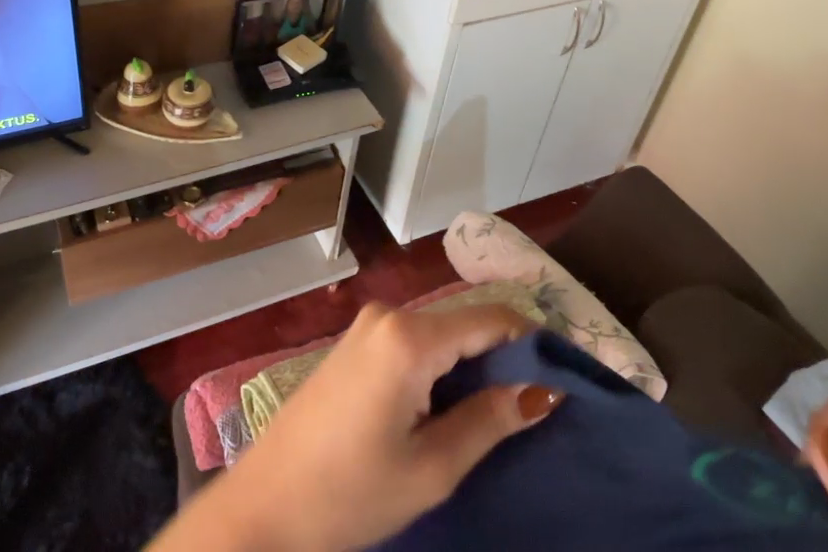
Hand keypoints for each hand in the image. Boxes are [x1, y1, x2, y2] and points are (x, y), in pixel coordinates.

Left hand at [148, 303, 562, 551]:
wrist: (262, 509)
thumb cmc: (348, 493)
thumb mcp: (431, 467)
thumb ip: (489, 420)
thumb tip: (544, 391)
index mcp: (408, 337)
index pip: (492, 319)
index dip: (534, 344)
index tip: (566, 377)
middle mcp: (386, 316)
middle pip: (465, 323)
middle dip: (504, 359)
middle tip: (536, 407)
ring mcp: (364, 329)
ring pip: (440, 335)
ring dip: (471, 367)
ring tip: (496, 414)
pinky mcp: (352, 347)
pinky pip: (412, 345)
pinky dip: (439, 369)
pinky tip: (448, 409)